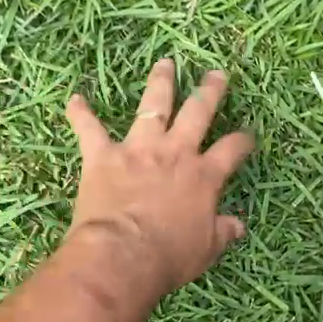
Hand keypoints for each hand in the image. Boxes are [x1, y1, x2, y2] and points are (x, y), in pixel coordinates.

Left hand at [63, 58, 255, 293]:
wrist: (122, 255)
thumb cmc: (168, 257)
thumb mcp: (205, 249)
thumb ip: (222, 232)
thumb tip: (238, 226)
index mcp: (203, 176)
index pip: (231, 150)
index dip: (242, 141)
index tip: (247, 136)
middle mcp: (175, 153)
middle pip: (197, 112)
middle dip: (209, 91)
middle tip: (215, 74)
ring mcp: (138, 150)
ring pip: (152, 106)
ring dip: (159, 83)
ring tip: (165, 64)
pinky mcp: (103, 155)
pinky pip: (89, 129)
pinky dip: (80, 114)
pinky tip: (75, 99)